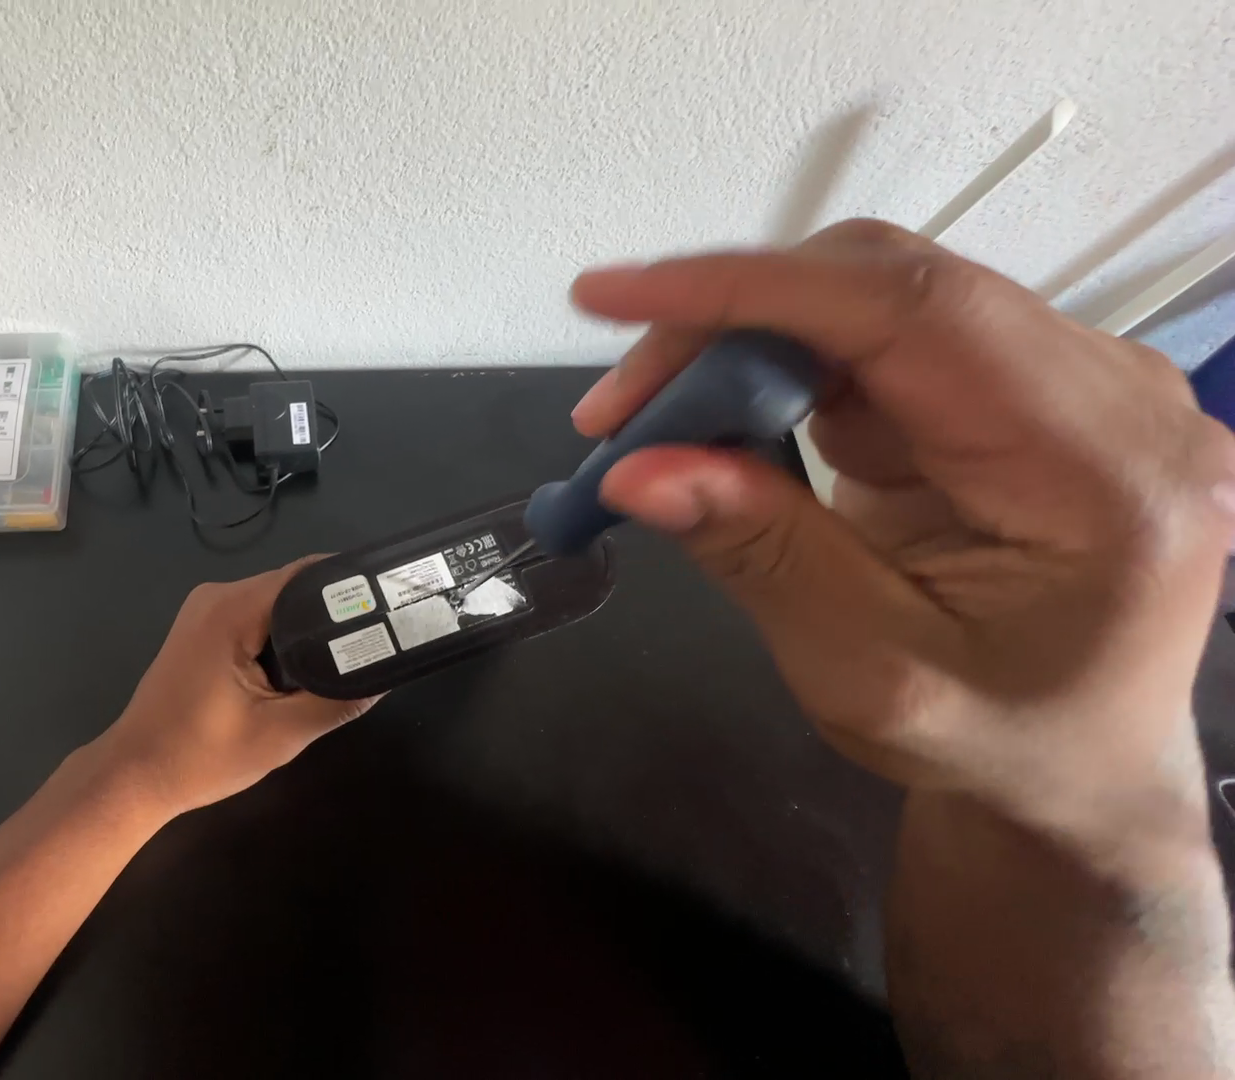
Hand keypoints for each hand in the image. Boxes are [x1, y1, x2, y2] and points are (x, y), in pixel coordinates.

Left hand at [93, 558, 378, 815]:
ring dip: (307, 625)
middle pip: (290, 586)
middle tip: (379, 631)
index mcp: (231, 610)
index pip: (304, 575)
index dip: (348, 584)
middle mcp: (216, 597)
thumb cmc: (202, 755)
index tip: (389, 600)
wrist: (136, 774)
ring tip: (354, 648)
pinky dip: (282, 635)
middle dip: (333, 607)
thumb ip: (336, 703)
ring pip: (273, 603)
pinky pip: (254, 617)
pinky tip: (308, 662)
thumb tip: (382, 679)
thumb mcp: (280, 735)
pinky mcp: (201, 630)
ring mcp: (204, 612)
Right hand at [570, 219, 1234, 836]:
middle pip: (869, 291)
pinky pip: (841, 352)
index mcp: (1096, 465)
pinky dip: (748, 381)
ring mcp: (1029, 388)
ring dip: (719, 356)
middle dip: (714, 331)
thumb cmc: (989, 740)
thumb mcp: (864, 670)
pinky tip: (696, 432)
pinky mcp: (970, 402)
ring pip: (843, 310)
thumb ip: (760, 557)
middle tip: (609, 416)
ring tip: (635, 430)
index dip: (747, 290)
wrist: (1066, 767)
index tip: (607, 296)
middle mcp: (1084, 394)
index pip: (908, 313)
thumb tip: (635, 472)